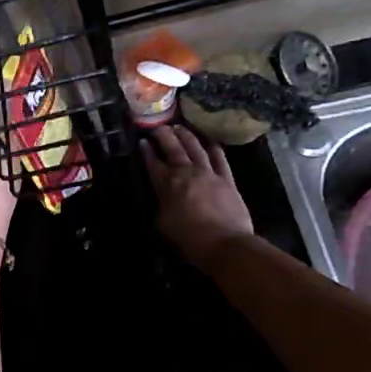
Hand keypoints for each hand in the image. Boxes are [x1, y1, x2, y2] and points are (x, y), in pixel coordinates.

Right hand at [142, 125, 253, 266]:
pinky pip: (219, 158)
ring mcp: (209, 174)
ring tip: (179, 127)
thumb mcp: (163, 224)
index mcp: (167, 185)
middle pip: (174, 149)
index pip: (154, 163)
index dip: (147, 152)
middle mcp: (187, 173)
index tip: (143, 141)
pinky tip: (209, 142)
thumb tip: (163, 196)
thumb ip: (161, 205)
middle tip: (158, 127)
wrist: (224, 244)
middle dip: (164, 136)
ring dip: (186, 136)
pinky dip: (213, 148)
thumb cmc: (189, 238)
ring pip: (195, 148)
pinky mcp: (227, 179)